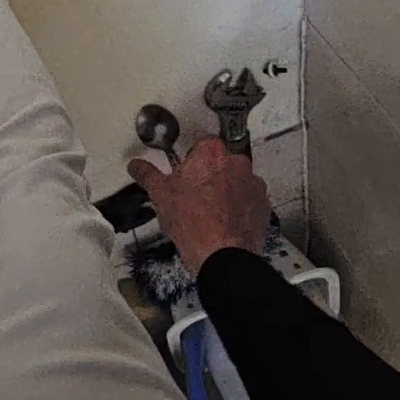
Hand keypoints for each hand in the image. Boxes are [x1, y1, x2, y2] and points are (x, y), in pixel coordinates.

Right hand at [127, 137, 270, 274]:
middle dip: (209, 174)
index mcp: (212, 153)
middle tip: (194, 194)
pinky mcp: (263, 206)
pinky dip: (238, 206)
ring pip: (236, 180)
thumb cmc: (191, 221)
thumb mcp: (159, 194)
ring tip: (209, 212)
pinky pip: (248, 199)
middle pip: (220, 161)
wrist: (222, 256)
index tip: (184, 174)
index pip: (202, 143)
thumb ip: (147, 174)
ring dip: (226, 190)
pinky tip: (223, 222)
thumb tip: (135, 165)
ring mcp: (254, 184)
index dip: (192, 159)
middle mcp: (237, 163)